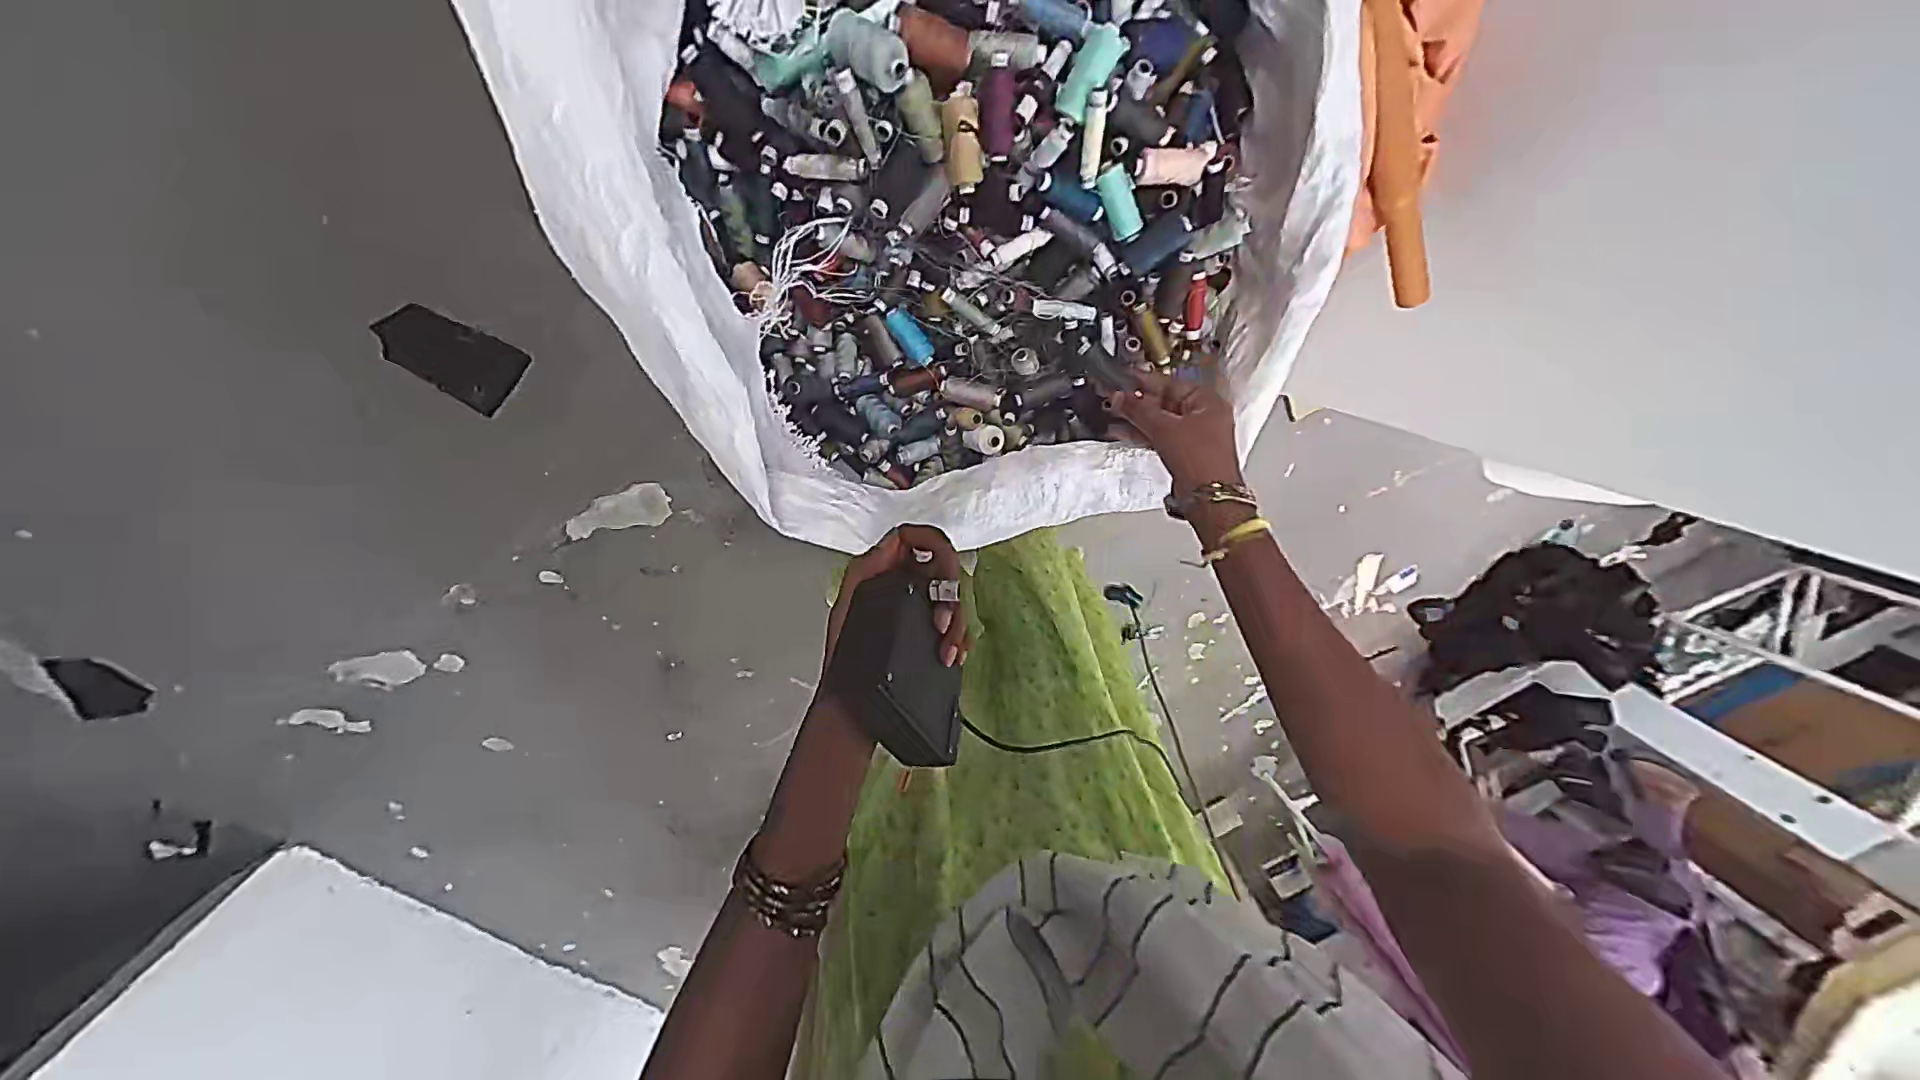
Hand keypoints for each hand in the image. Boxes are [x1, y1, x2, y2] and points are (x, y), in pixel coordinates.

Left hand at [822, 525, 971, 674]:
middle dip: (949, 595)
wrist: (854, 709)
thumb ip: (870, 570)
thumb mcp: (850, 607)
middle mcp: (899, 586)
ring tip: (946, 648)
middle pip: (940, 569)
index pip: (910, 538)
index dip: (932, 544)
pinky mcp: (928, 634)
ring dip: (956, 622)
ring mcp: (916, 611)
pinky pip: (954, 625)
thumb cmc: (845, 662)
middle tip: (942, 621)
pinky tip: (952, 654)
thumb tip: (897, 542)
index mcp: (878, 573)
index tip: (945, 569)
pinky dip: (958, 638)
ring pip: (951, 600)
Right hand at [1106, 370, 1244, 494]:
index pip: (1171, 384)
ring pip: (1162, 421)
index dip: (1146, 382)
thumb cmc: (1202, 461)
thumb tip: (1120, 398)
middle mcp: (1205, 417)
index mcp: (1208, 402)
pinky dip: (1145, 434)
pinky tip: (1127, 431)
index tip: (1126, 379)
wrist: (1208, 496)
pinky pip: (1162, 437)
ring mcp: (1195, 437)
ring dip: (1139, 419)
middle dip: (1139, 402)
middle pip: (1166, 403)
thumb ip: (1138, 410)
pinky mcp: (1185, 454)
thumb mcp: (1164, 427)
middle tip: (1117, 398)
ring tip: (1116, 413)